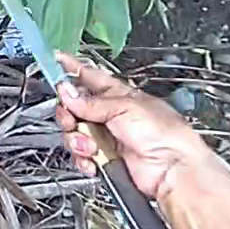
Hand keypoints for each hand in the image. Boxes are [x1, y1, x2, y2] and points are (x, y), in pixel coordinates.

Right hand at [52, 52, 228, 201]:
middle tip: (72, 119)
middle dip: (68, 114)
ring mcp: (107, 137)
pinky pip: (80, 155)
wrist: (173, 170)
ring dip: (77, 139)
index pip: (89, 75)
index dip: (72, 67)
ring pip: (74, 132)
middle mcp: (110, 115)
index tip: (56, 58)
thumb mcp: (124, 107)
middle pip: (73, 107)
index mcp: (119, 95)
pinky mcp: (104, 158)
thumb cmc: (164, 134)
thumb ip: (91, 102)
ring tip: (90, 144)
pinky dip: (83, 158)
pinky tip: (93, 158)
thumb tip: (66, 91)